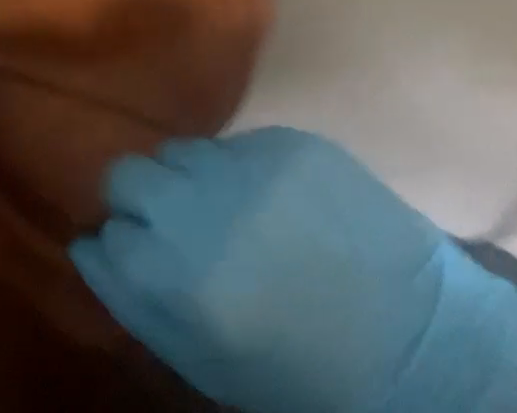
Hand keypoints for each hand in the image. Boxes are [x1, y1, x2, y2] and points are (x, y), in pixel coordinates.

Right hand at [70, 128, 516, 412]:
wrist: (428, 351)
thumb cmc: (303, 371)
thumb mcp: (200, 358)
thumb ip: (129, 298)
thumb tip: (87, 241)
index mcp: (167, 275)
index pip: (104, 230)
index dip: (129, 245)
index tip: (154, 258)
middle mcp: (193, 210)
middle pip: (124, 174)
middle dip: (143, 200)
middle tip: (185, 226)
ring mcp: (243, 169)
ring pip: (177, 152)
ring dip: (192, 180)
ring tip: (234, 212)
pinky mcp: (289, 145)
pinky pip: (235, 145)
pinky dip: (243, 172)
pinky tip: (280, 205)